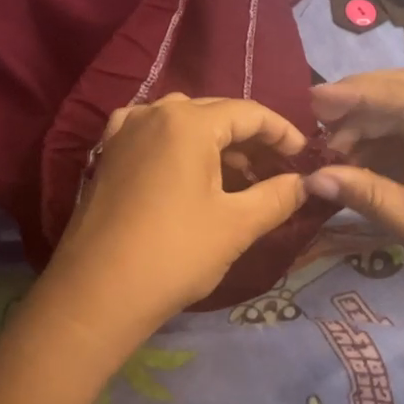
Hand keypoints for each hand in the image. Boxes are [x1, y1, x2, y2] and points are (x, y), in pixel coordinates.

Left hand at [42, 94, 310, 336]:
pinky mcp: (107, 153)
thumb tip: (305, 182)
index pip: (248, 112)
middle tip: (278, 168)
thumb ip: (277, 196)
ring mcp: (125, 131)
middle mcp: (153, 113)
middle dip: (250, 138)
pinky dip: (178, 146)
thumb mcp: (236, 225)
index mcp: (187, 121)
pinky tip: (188, 171)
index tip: (305, 155)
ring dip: (215, 143)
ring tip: (241, 176)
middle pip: (214, 113)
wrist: (97, 291)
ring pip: (182, 123)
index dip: (282, 131)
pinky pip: (152, 135)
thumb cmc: (174, 253)